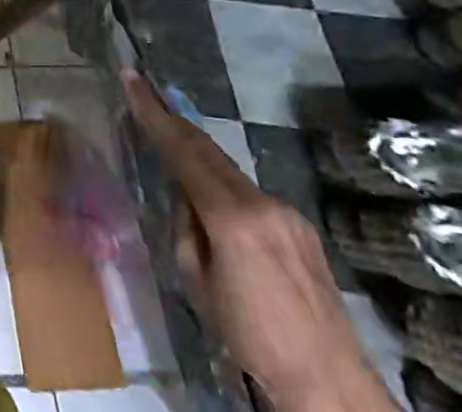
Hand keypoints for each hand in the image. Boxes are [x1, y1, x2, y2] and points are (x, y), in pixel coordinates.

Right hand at [122, 73, 394, 411]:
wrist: (328, 381)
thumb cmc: (250, 337)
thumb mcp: (198, 284)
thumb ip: (188, 230)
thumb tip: (187, 200)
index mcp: (231, 217)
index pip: (184, 153)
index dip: (154, 115)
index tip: (133, 81)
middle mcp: (263, 202)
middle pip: (209, 150)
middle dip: (174, 121)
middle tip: (145, 92)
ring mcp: (287, 212)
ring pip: (231, 173)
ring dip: (199, 160)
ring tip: (173, 154)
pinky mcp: (301, 226)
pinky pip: (251, 196)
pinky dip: (225, 192)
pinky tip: (218, 215)